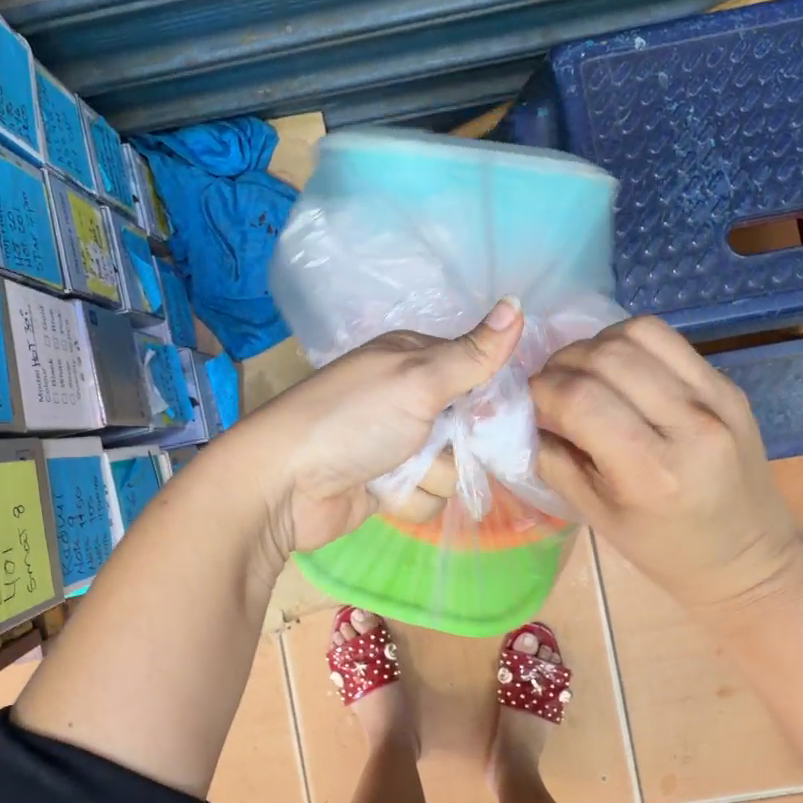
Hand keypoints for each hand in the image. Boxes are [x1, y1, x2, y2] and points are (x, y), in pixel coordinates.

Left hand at [235, 299, 524, 553]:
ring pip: (452, 467)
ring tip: (391, 469)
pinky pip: (426, 496)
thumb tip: (518, 303)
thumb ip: (472, 354)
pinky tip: (380, 493)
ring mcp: (396, 445)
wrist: (284, 484)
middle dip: (459, 444)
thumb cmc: (352, 419)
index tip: (489, 412)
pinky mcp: (387, 486)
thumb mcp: (417, 379)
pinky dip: (407, 498)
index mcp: (412, 358)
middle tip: (435, 442)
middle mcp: (406, 398)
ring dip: (428, 475)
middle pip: (469, 425)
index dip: (488, 396)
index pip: (476, 371)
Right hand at [530, 317, 802, 611]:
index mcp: (652, 472)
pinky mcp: (727, 385)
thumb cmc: (664, 549)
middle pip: (605, 357)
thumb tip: (523, 413)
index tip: (530, 402)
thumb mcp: (596, 517)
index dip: (542, 390)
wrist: (748, 555)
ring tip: (582, 371)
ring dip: (594, 345)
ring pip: (637, 334)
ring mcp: (716, 398)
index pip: (580, 400)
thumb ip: (554, 460)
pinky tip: (617, 368)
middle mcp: (689, 426)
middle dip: (562, 363)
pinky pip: (666, 339)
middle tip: (550, 385)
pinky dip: (627, 342)